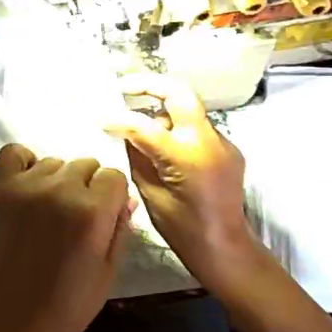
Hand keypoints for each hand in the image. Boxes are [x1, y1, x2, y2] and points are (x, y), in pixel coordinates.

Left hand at [0, 144, 132, 331]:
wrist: (8, 318)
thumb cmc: (66, 307)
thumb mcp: (107, 273)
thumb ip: (119, 230)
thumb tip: (125, 199)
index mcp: (94, 212)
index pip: (114, 176)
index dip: (112, 198)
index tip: (103, 220)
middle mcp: (62, 189)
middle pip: (86, 164)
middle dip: (88, 188)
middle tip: (76, 220)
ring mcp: (28, 185)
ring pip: (55, 161)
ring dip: (59, 180)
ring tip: (51, 212)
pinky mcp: (1, 187)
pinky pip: (15, 153)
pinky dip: (25, 163)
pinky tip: (30, 187)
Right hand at [107, 74, 265, 290]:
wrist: (225, 247)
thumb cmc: (182, 228)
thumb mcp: (148, 191)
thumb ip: (137, 155)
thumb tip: (122, 131)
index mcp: (185, 157)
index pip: (145, 124)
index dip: (119, 119)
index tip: (103, 119)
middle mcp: (207, 141)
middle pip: (179, 93)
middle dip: (150, 85)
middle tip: (125, 88)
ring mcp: (222, 142)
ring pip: (188, 111)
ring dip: (163, 112)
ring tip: (142, 127)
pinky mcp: (227, 148)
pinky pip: (196, 128)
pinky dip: (177, 129)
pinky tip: (164, 147)